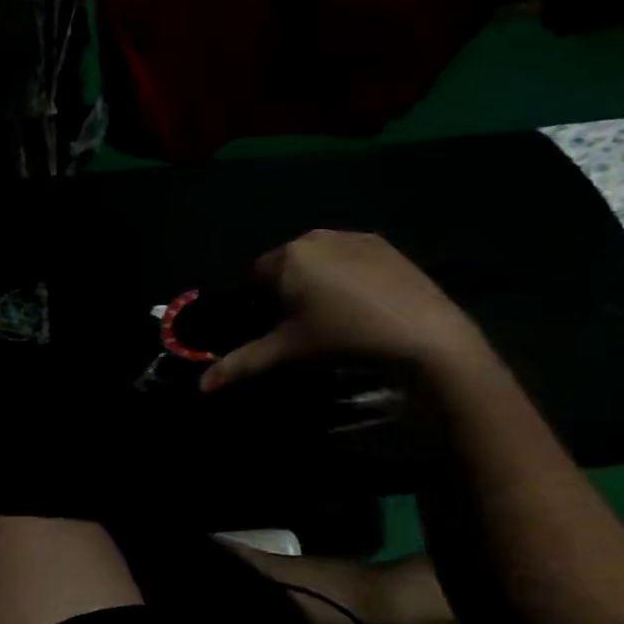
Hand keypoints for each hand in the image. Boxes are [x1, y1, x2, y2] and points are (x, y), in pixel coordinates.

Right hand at [199, 230, 486, 392]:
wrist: (422, 332)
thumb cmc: (343, 338)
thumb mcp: (288, 351)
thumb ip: (242, 363)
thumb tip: (202, 387)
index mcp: (288, 256)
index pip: (255, 274)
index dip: (260, 300)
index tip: (276, 325)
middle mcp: (315, 236)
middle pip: (286, 262)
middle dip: (287, 286)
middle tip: (303, 322)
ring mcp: (352, 236)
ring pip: (317, 257)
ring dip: (316, 278)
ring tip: (334, 312)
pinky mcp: (382, 243)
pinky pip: (347, 254)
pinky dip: (345, 272)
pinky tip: (361, 301)